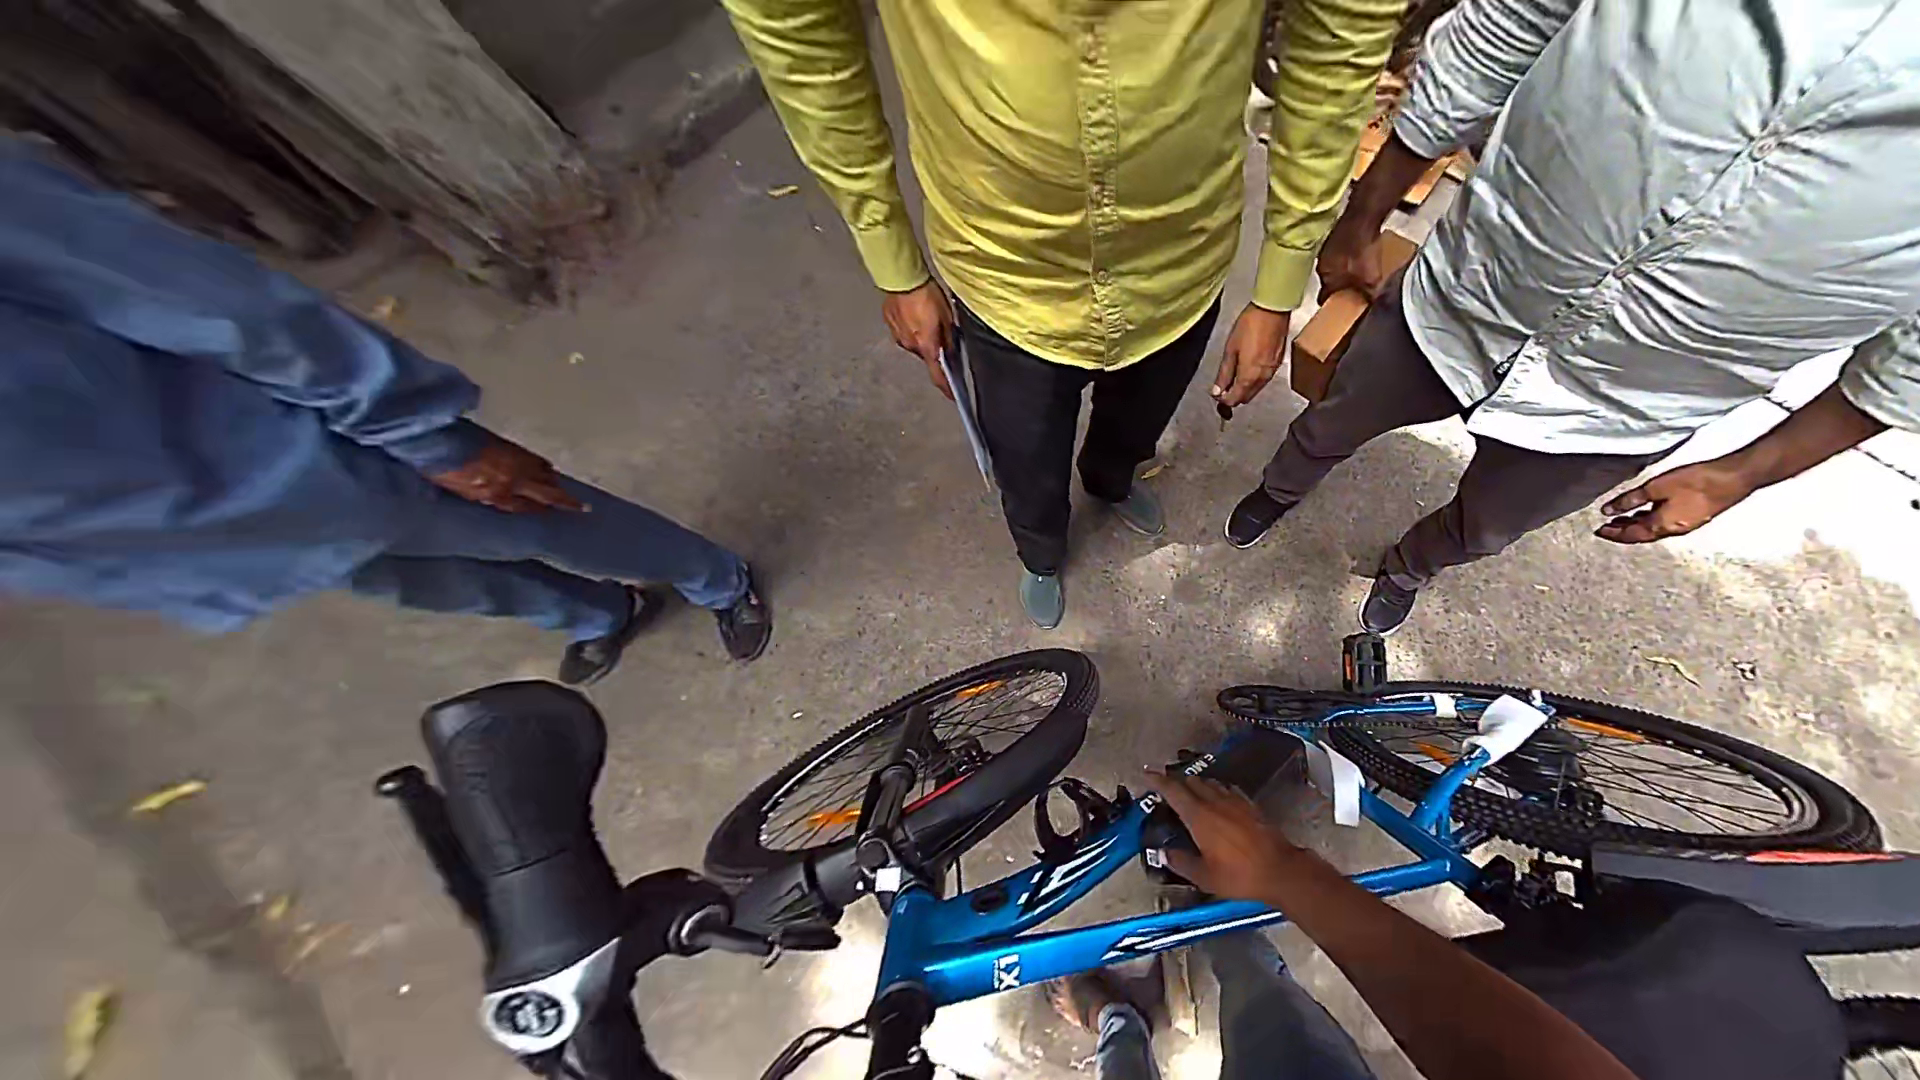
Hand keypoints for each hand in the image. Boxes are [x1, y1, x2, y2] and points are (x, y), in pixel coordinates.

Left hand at [428, 436, 585, 513]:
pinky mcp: (512, 445)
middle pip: (548, 492)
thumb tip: (499, 499)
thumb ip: (486, 496)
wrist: (436, 436)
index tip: (555, 515)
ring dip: (555, 481)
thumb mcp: (463, 491)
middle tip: (582, 506)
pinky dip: (544, 466)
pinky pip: (537, 460)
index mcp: (502, 492)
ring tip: (561, 486)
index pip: (530, 507)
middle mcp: (516, 477)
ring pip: (546, 473)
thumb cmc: (442, 468)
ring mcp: (516, 460)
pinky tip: (546, 467)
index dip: (543, 512)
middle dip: (566, 501)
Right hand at [881, 282, 955, 399]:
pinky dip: (910, 327)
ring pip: (914, 344)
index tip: (951, 395)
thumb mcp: (947, 316)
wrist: (902, 277)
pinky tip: (914, 313)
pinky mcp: (890, 325)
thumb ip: (949, 337)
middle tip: (940, 332)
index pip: (937, 374)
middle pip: (926, 355)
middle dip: (934, 349)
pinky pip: (903, 332)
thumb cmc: (927, 294)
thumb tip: (950, 351)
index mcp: (927, 346)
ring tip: (925, 317)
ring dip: (921, 337)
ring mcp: (898, 336)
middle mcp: (911, 346)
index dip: (945, 387)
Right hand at [1147, 773, 1305, 903]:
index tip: (1147, 774)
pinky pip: (1227, 789)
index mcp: (1198, 815)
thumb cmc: (1240, 875)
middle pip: (1190, 781)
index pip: (1172, 790)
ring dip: (1195, 782)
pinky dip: (1216, 789)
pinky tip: (1219, 796)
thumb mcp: (1205, 876)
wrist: (1282, 871)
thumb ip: (1181, 862)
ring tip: (1189, 789)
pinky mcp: (1250, 806)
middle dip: (1175, 780)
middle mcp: (1214, 801)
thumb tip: (1164, 853)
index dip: (1157, 780)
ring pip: (1209, 782)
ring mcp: (1234, 801)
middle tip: (1166, 784)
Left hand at [1213, 304, 1291, 407]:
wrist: (1273, 309)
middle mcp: (1263, 378)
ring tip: (1232, 376)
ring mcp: (1272, 371)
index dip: (1223, 400)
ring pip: (1255, 390)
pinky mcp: (1278, 363)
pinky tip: (1246, 370)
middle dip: (1233, 396)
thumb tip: (1217, 392)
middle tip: (1222, 386)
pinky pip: (1263, 380)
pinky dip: (1253, 381)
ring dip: (1243, 388)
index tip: (1215, 393)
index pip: (1235, 399)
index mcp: (1249, 377)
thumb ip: (1224, 374)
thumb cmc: (1249, 326)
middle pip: (1246, 397)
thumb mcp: (1230, 351)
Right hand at [1316, 214, 1392, 303]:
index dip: (1332, 303)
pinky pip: (1336, 251)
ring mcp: (1325, 251)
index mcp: (1327, 280)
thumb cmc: (1362, 251)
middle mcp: (1321, 267)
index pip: (1323, 298)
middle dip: (1338, 284)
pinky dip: (1344, 254)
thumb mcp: (1371, 277)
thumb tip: (1371, 302)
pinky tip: (1357, 251)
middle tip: (1353, 285)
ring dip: (1341, 268)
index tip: (1340, 305)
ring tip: (1356, 267)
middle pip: (1328, 281)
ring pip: (1332, 266)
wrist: (1362, 218)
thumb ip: (1370, 292)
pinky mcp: (1332, 236)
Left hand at [1594, 459, 1754, 543]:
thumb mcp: (1653, 489)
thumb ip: (1628, 501)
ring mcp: (1688, 524)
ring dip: (1635, 525)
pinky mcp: (1696, 516)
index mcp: (1663, 526)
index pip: (1631, 535)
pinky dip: (1649, 520)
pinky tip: (1642, 512)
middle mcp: (1676, 530)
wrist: (1737, 476)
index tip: (1598, 531)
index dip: (1613, 534)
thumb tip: (1606, 512)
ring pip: (1654, 529)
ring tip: (1618, 519)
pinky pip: (1665, 523)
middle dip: (1622, 532)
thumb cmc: (1694, 482)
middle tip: (1605, 527)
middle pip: (1642, 535)